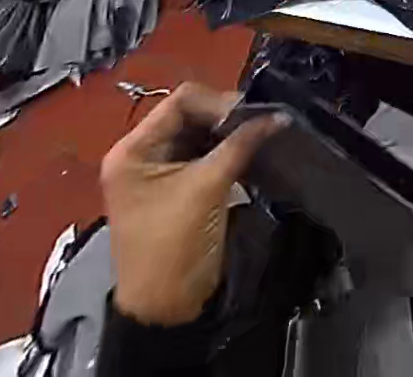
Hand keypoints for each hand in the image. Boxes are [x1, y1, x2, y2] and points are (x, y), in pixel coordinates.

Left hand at [98, 83, 284, 325]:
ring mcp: (162, 168)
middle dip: (227, 117)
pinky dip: (230, 149)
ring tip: (261, 134)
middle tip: (260, 122)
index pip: (180, 101)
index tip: (250, 115)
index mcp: (134, 149)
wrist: (167, 310)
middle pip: (192, 114)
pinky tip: (253, 150)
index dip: (217, 102)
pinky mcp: (181, 183)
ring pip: (203, 132)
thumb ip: (240, 145)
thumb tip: (277, 114)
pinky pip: (208, 152)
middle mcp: (145, 151)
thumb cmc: (173, 246)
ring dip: (231, 132)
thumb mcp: (206, 188)